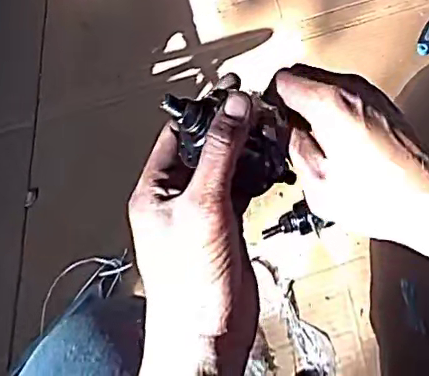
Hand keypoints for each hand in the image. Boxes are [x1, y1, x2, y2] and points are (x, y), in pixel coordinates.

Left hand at [128, 92, 258, 375]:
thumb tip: (235, 104)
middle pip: (207, 144)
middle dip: (232, 123)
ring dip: (247, 145)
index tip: (233, 89)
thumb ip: (221, 151)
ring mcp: (203, 210)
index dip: (207, 108)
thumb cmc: (188, 284)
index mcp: (156, 187)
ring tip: (269, 124)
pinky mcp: (226, 225)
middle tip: (258, 102)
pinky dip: (256, 170)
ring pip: (226, 163)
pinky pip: (241, 185)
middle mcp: (177, 196)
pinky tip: (272, 160)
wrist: (207, 340)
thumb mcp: (203, 205)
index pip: (180, 131)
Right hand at [270, 65, 428, 255]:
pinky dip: (331, 105)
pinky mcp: (379, 98)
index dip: (270, 99)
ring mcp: (366, 89)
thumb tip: (286, 132)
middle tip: (287, 129)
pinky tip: (336, 138)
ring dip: (311, 100)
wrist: (428, 198)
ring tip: (314, 138)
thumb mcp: (319, 185)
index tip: (270, 118)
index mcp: (328, 102)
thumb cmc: (381, 196)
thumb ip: (295, 148)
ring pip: (322, 79)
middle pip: (301, 73)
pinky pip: (343, 90)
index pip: (282, 79)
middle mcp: (348, 87)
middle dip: (289, 98)